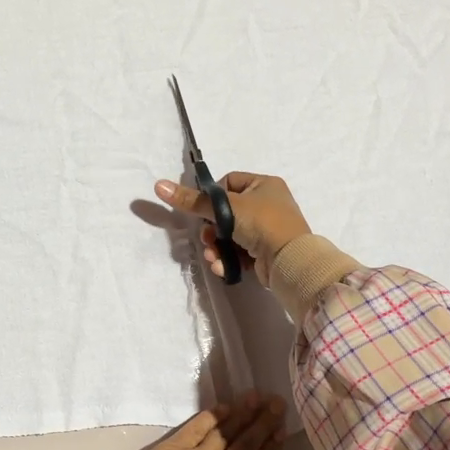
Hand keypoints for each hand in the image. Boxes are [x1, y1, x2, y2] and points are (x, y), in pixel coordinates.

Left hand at [107, 391, 285, 449]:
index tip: (281, 432)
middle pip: (245, 447)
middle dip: (263, 424)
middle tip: (277, 403)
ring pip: (224, 434)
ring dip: (241, 414)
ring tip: (256, 397)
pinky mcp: (170, 449)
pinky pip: (195, 428)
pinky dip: (211, 416)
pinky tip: (223, 406)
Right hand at [154, 172, 311, 284]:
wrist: (290, 261)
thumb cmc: (261, 223)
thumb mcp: (224, 208)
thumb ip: (192, 200)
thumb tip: (159, 185)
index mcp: (264, 184)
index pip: (228, 183)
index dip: (212, 197)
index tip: (204, 211)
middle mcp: (268, 204)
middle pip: (226, 213)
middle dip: (212, 230)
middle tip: (207, 239)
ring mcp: (268, 230)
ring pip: (230, 235)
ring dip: (217, 247)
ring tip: (214, 257)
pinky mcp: (266, 252)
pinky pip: (240, 252)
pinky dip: (229, 259)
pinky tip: (223, 266)